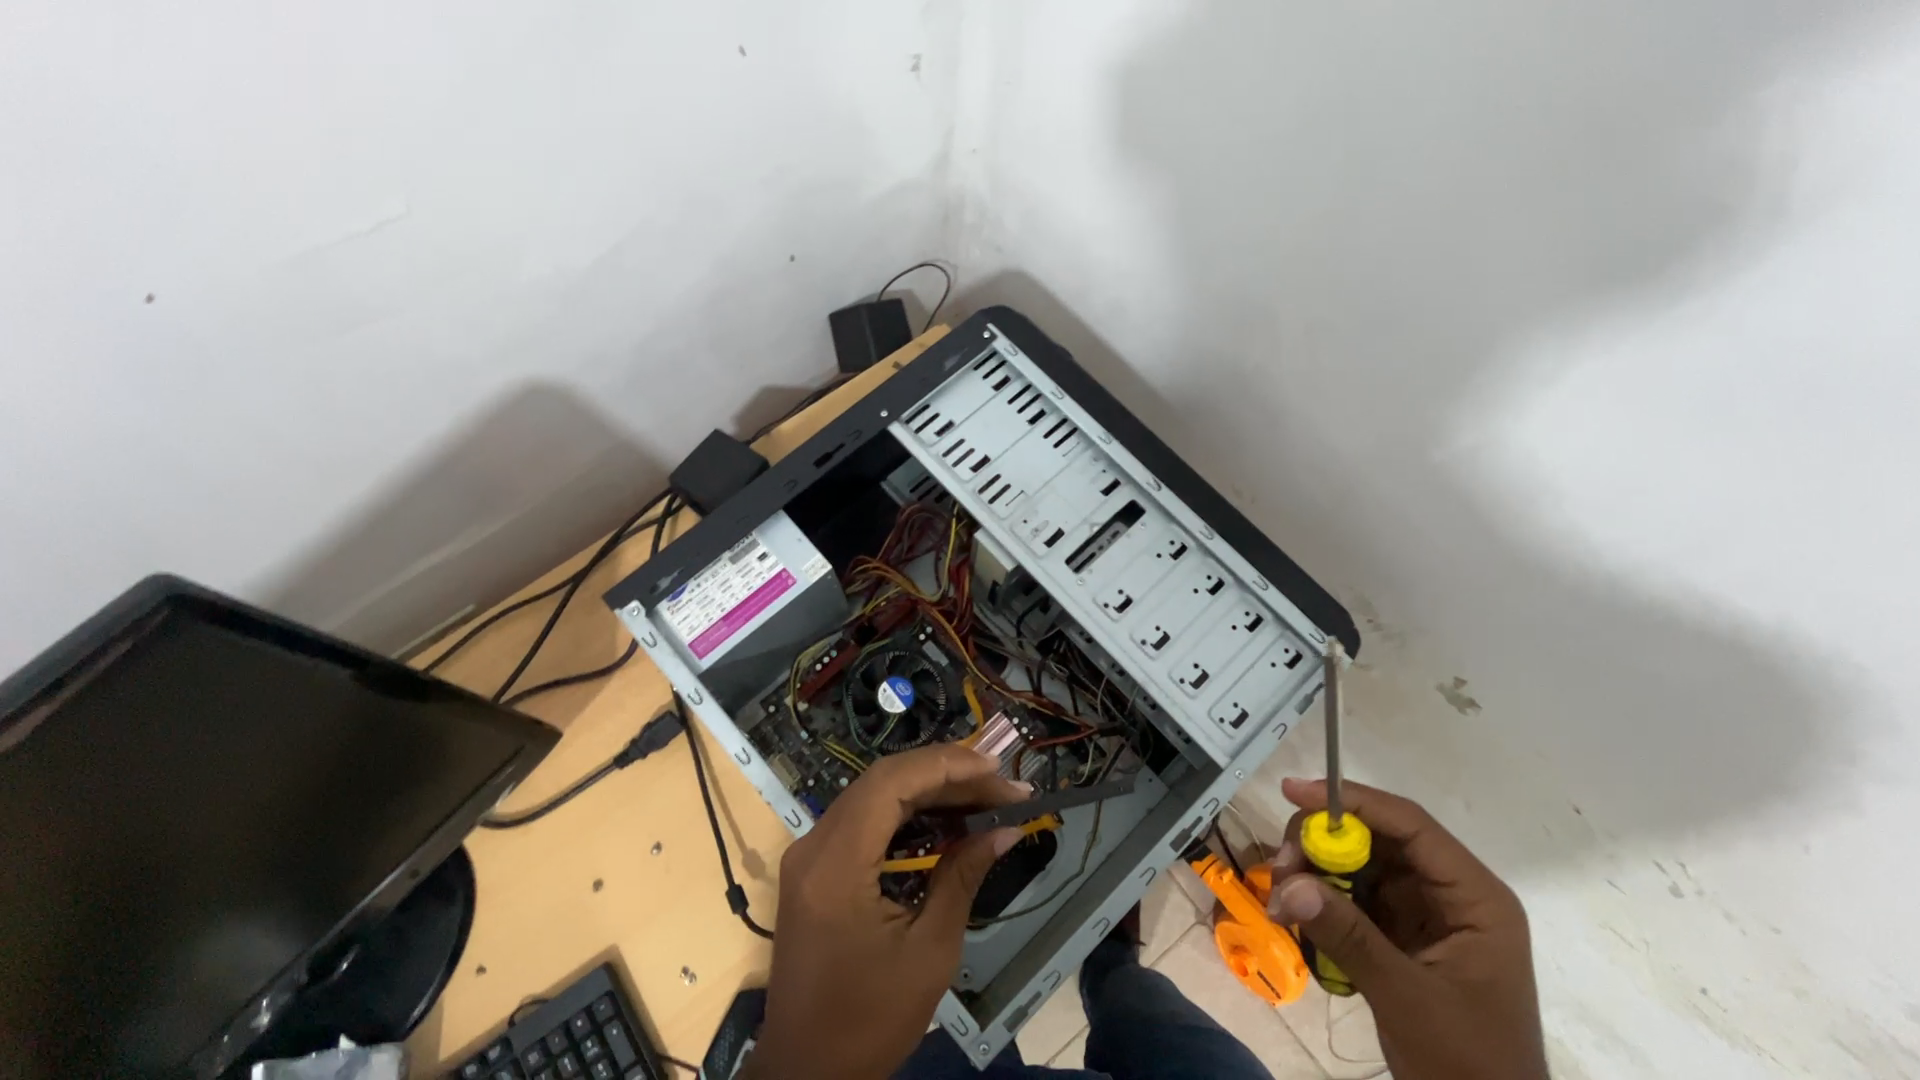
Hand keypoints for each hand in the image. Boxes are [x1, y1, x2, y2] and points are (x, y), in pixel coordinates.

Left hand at [741, 745, 1030, 1079]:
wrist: (808, 1070)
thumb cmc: (870, 1018)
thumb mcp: (929, 950)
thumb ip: (963, 876)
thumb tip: (1006, 827)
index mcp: (835, 865)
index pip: (890, 783)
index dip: (947, 766)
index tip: (997, 770)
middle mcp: (814, 846)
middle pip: (883, 782)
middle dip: (947, 776)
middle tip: (1003, 786)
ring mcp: (810, 856)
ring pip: (874, 797)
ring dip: (929, 792)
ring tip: (986, 798)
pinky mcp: (815, 869)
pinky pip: (864, 822)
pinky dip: (907, 815)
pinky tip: (948, 822)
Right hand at [1268, 778, 1546, 1079]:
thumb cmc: (1468, 1061)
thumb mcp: (1408, 997)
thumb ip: (1349, 937)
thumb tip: (1287, 886)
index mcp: (1474, 897)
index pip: (1410, 826)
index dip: (1353, 802)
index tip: (1294, 791)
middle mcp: (1450, 895)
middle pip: (1378, 842)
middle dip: (1324, 845)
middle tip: (1280, 867)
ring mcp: (1426, 916)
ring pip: (1360, 869)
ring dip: (1317, 875)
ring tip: (1281, 899)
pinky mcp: (1402, 938)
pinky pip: (1355, 900)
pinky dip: (1323, 903)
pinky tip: (1296, 916)